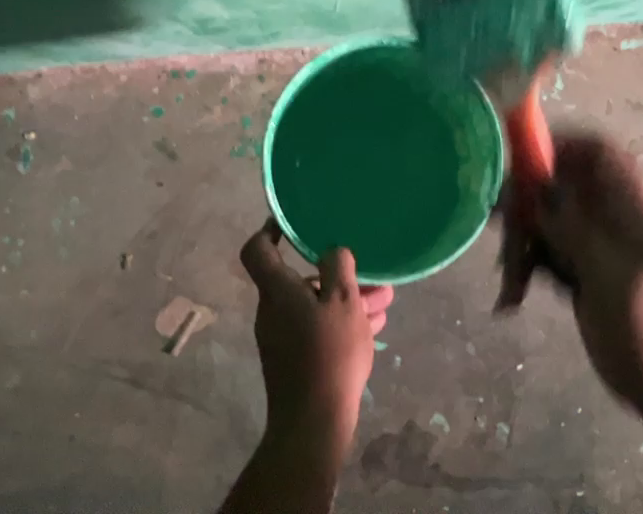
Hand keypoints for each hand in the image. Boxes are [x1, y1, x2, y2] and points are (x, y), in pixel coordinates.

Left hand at [238, 220, 393, 455]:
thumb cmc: (329, 354)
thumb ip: (338, 268)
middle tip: (370, 273)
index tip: (294, 221)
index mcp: (277, 290)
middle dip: (336, 274)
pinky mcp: (293, 359)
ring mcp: (280, 337)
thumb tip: (332, 252)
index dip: (271, 229)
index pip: (258, 249)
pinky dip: (340, 321)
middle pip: (299, 279)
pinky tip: (373, 326)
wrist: (313, 422)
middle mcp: (272, 310)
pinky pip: (316, 327)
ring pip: (314, 305)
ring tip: (384, 300)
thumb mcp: (344, 302)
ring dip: (346, 299)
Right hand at [536, 136, 642, 419]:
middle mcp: (610, 219)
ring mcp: (593, 245)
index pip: (598, 153)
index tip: (519, 163)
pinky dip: (523, 270)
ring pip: (543, 220)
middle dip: (525, 206)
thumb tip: (542, 188)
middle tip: (503, 236)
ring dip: (519, 244)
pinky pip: (541, 252)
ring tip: (509, 285)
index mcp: (632, 211)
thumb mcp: (619, 281)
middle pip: (557, 185)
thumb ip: (580, 231)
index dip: (560, 146)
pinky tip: (511, 299)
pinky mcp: (578, 272)